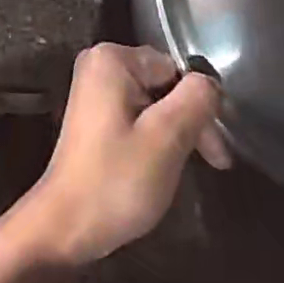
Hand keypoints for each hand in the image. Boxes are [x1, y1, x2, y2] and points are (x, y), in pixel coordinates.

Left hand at [13, 43, 233, 264]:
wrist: (67, 223)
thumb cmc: (116, 179)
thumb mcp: (165, 138)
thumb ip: (194, 101)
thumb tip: (211, 82)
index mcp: (111, 59)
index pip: (174, 69)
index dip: (199, 106)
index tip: (216, 147)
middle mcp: (99, 64)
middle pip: (164, 84)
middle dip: (190, 120)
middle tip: (215, 163)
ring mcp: (93, 89)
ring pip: (153, 102)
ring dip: (177, 132)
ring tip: (192, 167)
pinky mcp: (94, 114)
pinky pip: (137, 114)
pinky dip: (156, 136)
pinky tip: (165, 164)